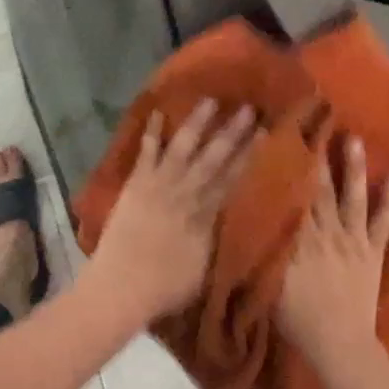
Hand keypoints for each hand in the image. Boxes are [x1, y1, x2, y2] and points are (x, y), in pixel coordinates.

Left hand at [89, 99, 260, 320]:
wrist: (122, 287)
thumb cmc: (166, 288)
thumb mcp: (205, 270)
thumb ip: (218, 244)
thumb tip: (235, 229)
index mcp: (207, 214)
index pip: (234, 177)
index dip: (251, 154)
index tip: (266, 132)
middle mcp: (187, 193)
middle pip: (215, 157)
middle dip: (233, 132)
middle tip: (249, 108)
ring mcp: (160, 185)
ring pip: (183, 146)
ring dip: (197, 123)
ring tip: (210, 100)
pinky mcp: (135, 185)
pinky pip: (146, 153)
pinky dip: (151, 133)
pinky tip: (156, 113)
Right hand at [278, 137, 388, 374]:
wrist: (338, 344)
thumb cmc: (296, 317)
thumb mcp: (266, 282)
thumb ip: (259, 249)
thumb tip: (245, 218)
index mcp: (297, 238)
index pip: (288, 193)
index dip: (281, 163)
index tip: (273, 134)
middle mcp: (325, 230)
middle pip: (319, 187)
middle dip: (314, 153)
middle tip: (311, 122)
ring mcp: (353, 239)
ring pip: (352, 196)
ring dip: (354, 167)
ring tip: (354, 138)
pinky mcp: (373, 251)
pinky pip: (384, 223)